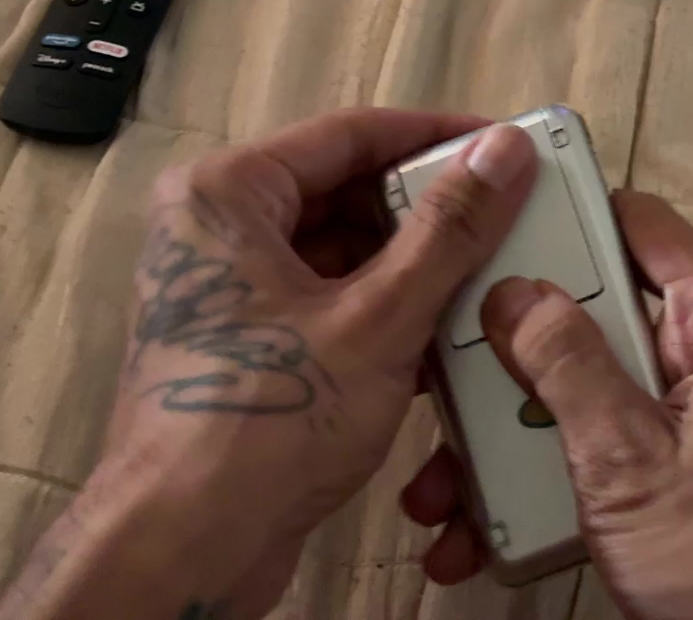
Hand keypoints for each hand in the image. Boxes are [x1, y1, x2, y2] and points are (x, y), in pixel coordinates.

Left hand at [0, 109, 538, 619]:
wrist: (183, 559)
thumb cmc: (268, 424)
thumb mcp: (378, 317)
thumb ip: (450, 227)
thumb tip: (508, 148)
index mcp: (229, 194)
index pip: (355, 133)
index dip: (440, 136)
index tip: (506, 146)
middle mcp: (224, 225)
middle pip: (353, 187)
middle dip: (433, 206)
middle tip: (509, 209)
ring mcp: (237, 281)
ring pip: (352, 241)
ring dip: (420, 258)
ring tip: (492, 263)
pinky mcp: (255, 331)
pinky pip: (340, 288)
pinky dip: (394, 299)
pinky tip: (452, 320)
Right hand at [401, 191, 692, 619]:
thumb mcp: (633, 460)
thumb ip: (571, 369)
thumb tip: (514, 293)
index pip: (636, 221)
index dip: (569, 215)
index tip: (496, 231)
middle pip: (595, 305)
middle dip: (519, 346)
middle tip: (450, 377)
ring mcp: (686, 403)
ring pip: (586, 376)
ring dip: (518, 422)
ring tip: (450, 479)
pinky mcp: (674, 454)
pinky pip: (600, 430)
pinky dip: (549, 463)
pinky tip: (489, 519)